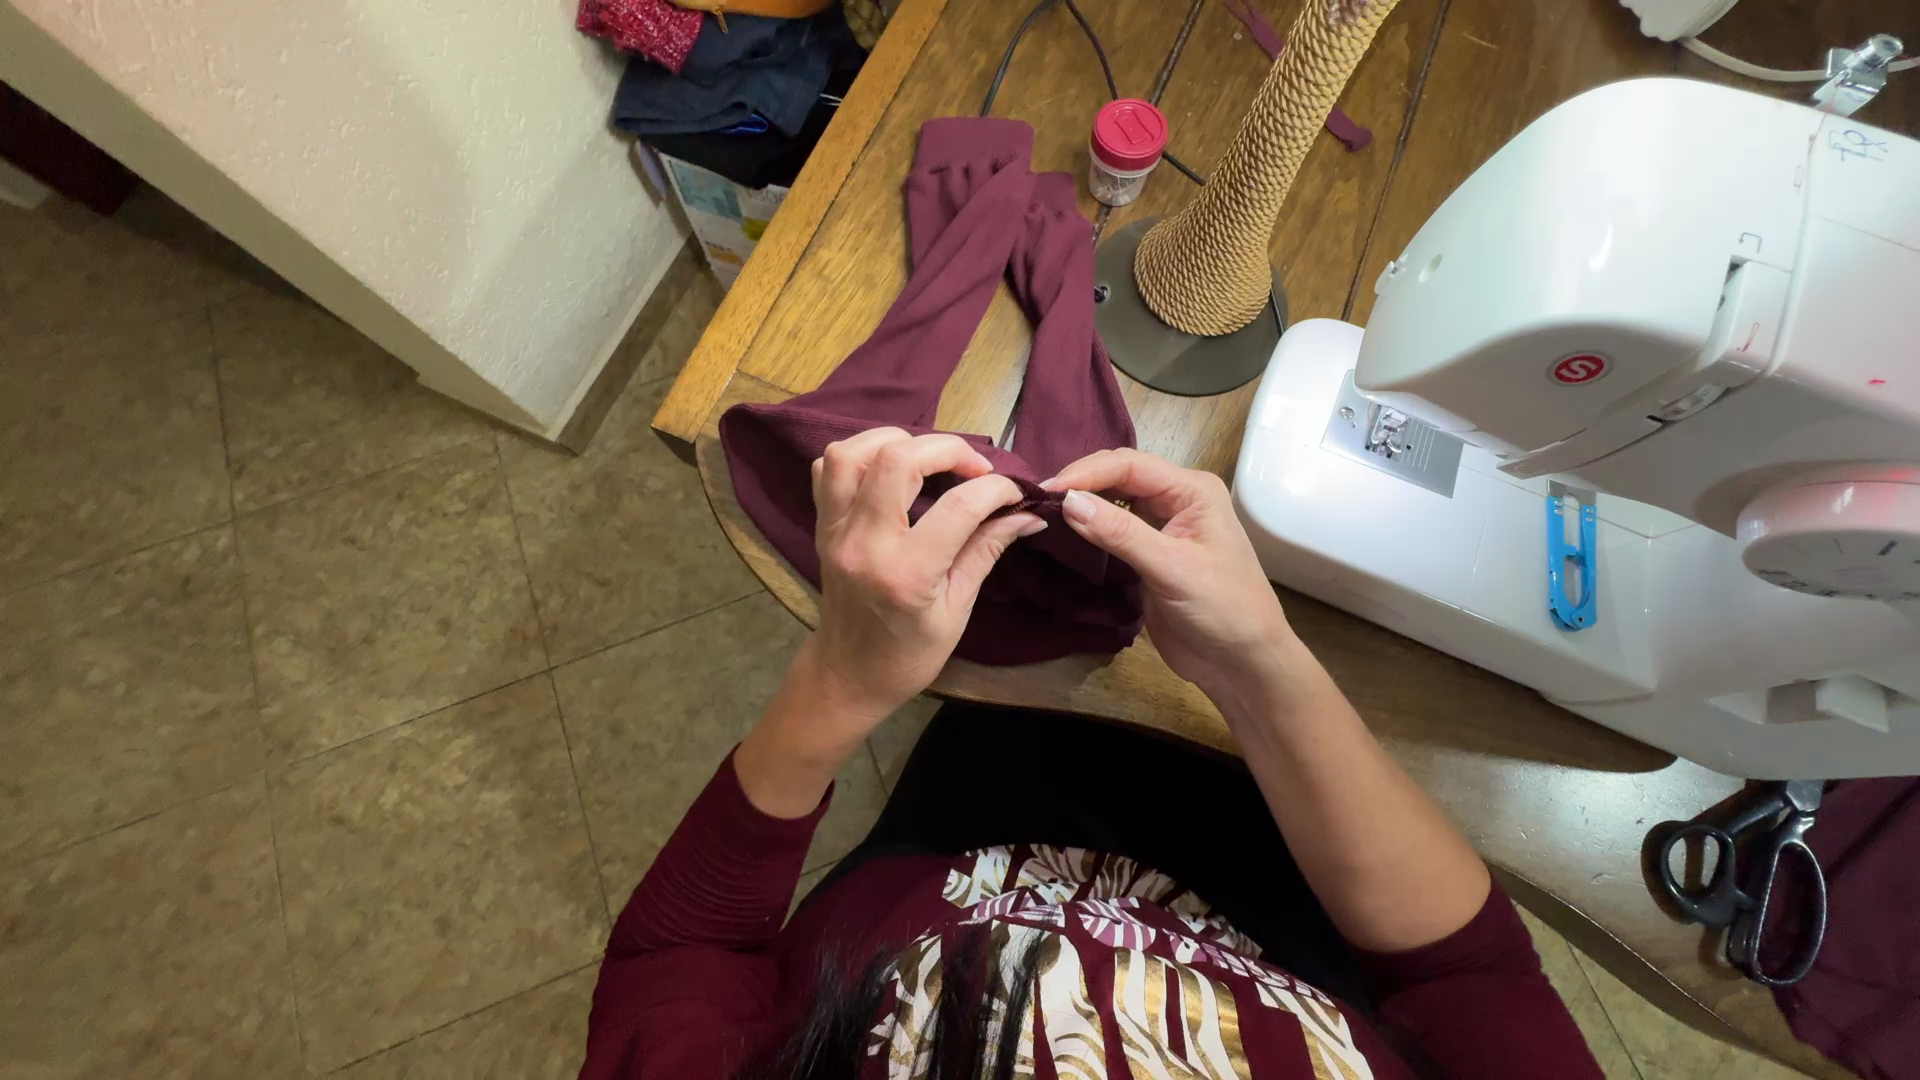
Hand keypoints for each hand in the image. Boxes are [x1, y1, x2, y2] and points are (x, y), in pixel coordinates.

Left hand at [804, 427, 1044, 726]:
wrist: (847, 675)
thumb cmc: (909, 654)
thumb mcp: (958, 608)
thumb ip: (987, 550)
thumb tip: (1028, 514)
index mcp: (906, 573)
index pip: (958, 506)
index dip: (995, 489)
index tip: (1014, 491)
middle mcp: (864, 543)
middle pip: (898, 459)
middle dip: (946, 448)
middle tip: (974, 467)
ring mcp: (835, 531)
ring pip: (852, 453)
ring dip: (896, 441)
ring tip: (927, 458)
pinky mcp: (822, 526)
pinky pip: (827, 469)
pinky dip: (859, 455)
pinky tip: (887, 469)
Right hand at [1043, 449, 1293, 702]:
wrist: (1240, 663)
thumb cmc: (1222, 609)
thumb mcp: (1171, 568)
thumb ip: (1120, 533)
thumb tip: (1068, 501)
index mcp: (1191, 490)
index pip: (1129, 465)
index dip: (1086, 472)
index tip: (1047, 490)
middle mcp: (1176, 499)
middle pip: (1119, 476)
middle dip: (1081, 482)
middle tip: (1038, 499)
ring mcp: (1162, 526)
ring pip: (1113, 500)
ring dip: (1082, 503)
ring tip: (1043, 510)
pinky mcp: (1148, 554)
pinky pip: (1112, 529)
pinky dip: (1088, 527)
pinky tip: (1065, 531)